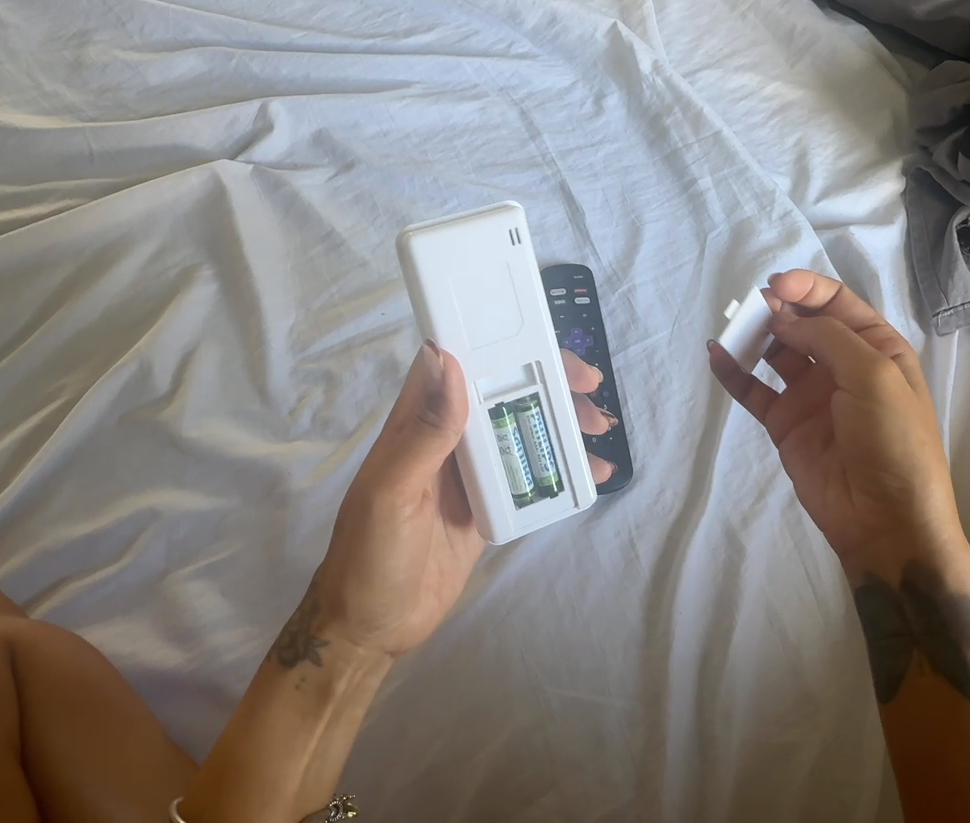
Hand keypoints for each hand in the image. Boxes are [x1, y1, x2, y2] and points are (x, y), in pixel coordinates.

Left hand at [304, 344, 615, 660]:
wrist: (373, 628)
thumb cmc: (371, 556)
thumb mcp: (392, 493)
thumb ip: (423, 432)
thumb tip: (448, 360)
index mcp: (417, 422)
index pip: (460, 362)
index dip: (502, 343)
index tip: (546, 342)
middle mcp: (446, 436)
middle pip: (502, 390)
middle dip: (548, 380)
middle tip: (589, 387)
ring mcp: (469, 471)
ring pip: (522, 427)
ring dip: (560, 420)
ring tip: (597, 429)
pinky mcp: (488, 503)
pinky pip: (529, 473)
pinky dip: (561, 467)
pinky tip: (591, 472)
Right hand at [707, 271, 954, 569]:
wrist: (885, 518)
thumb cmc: (893, 439)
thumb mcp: (873, 375)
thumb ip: (827, 338)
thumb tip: (781, 317)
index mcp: (876, 347)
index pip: (836, 303)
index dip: (806, 288)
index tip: (776, 284)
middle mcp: (842, 365)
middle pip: (803, 322)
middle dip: (778, 308)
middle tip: (754, 305)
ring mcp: (811, 394)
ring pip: (775, 351)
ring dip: (754, 335)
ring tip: (735, 327)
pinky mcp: (785, 422)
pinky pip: (753, 389)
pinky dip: (733, 371)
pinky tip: (716, 354)